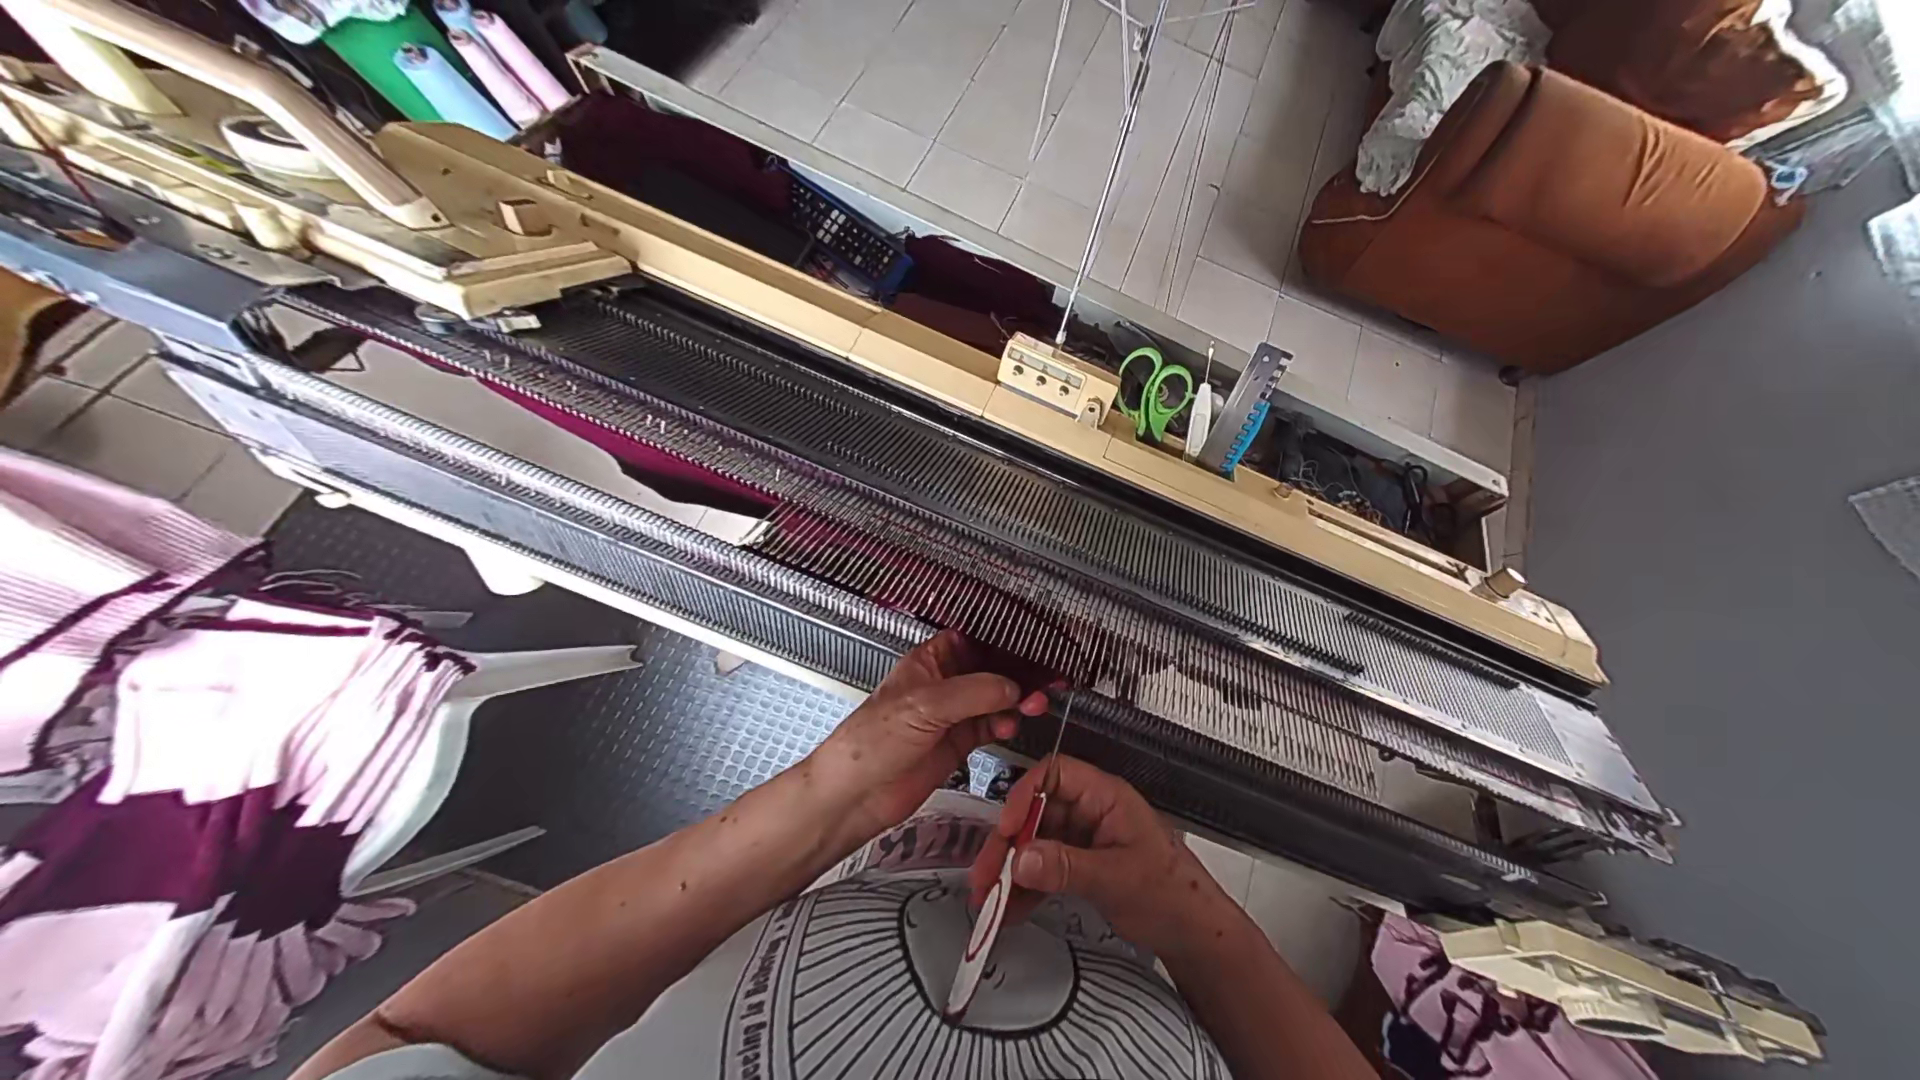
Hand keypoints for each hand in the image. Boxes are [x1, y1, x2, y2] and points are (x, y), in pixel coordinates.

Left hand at [807, 630, 1047, 841]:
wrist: (857, 795)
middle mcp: (942, 685)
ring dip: (1016, 700)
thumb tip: (1010, 685)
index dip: (1000, 642)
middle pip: (990, 670)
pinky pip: (991, 726)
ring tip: (1031, 705)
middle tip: (1041, 680)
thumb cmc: (869, 741)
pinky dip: (1005, 724)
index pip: (972, 640)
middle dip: (1016, 674)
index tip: (1029, 646)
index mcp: (928, 661)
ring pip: (995, 699)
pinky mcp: (958, 743)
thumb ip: (972, 692)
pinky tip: (1009, 725)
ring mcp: (951, 715)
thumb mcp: (924, 705)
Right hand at [968, 754, 1230, 957]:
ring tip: (989, 898)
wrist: (1196, 935)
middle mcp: (1089, 810)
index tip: (1007, 828)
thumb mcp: (1118, 878)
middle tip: (987, 873)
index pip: (1055, 774)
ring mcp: (1082, 837)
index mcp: (1105, 796)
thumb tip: (1022, 858)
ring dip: (1009, 868)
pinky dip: (1023, 887)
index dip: (1025, 795)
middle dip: (1008, 843)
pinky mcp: (1078, 863)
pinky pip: (1042, 867)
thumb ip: (1067, 867)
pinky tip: (1010, 907)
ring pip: (1033, 842)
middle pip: (1035, 812)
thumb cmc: (1175, 894)